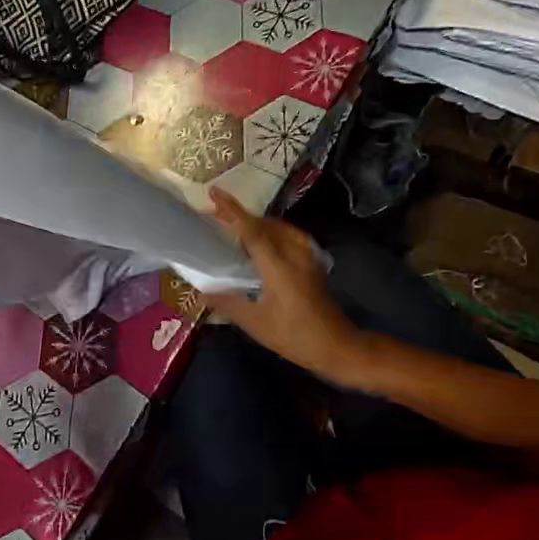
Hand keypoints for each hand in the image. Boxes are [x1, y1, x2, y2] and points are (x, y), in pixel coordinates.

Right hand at [202, 187, 365, 381]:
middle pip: (264, 224)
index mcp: (277, 265)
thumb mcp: (255, 323)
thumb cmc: (295, 336)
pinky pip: (289, 237)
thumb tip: (202, 291)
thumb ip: (228, 303)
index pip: (251, 229)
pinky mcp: (311, 264)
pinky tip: (263, 243)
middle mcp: (293, 254)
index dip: (231, 210)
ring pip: (279, 228)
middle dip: (240, 215)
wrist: (337, 346)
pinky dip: (271, 232)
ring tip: (235, 227)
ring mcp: (306, 257)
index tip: (214, 193)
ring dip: (256, 223)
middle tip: (215, 212)